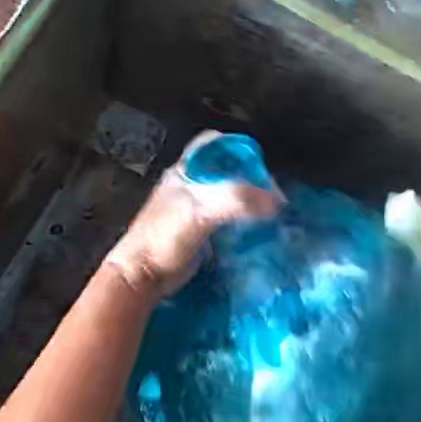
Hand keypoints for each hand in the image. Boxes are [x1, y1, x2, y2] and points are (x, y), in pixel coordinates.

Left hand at [104, 131, 283, 300]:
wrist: (143, 276)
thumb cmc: (165, 236)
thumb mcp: (201, 209)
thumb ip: (238, 200)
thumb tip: (277, 201)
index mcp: (186, 171)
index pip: (214, 144)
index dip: (237, 147)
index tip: (260, 164)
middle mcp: (191, 186)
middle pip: (227, 171)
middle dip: (251, 179)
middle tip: (273, 194)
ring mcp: (195, 210)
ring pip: (229, 196)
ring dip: (250, 203)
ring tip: (274, 213)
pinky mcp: (201, 233)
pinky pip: (229, 220)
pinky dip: (245, 223)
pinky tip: (261, 231)